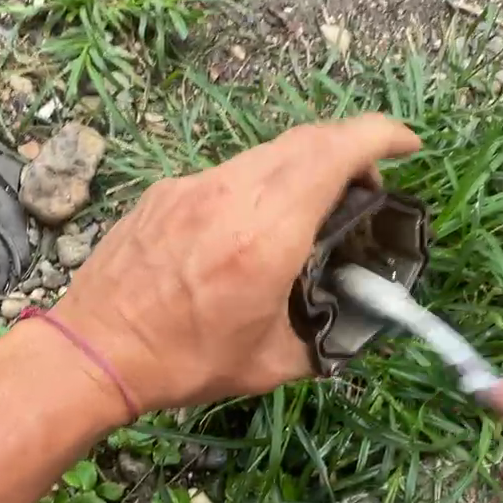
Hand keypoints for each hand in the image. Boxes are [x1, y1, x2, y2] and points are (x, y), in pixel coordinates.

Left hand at [53, 115, 421, 411]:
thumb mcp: (267, 365)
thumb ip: (321, 339)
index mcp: (266, 235)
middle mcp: (231, 195)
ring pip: (266, 152)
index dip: (382, 136)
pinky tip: (250, 224)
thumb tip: (350, 326)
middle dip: (350, 150)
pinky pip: (228, 173)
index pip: (335, 153)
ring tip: (311, 208)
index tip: (408, 146)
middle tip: (366, 187)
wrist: (94, 350)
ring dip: (303, 166)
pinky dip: (258, 183)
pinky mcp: (165, 191)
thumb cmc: (182, 363)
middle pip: (307, 140)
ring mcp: (193, 186)